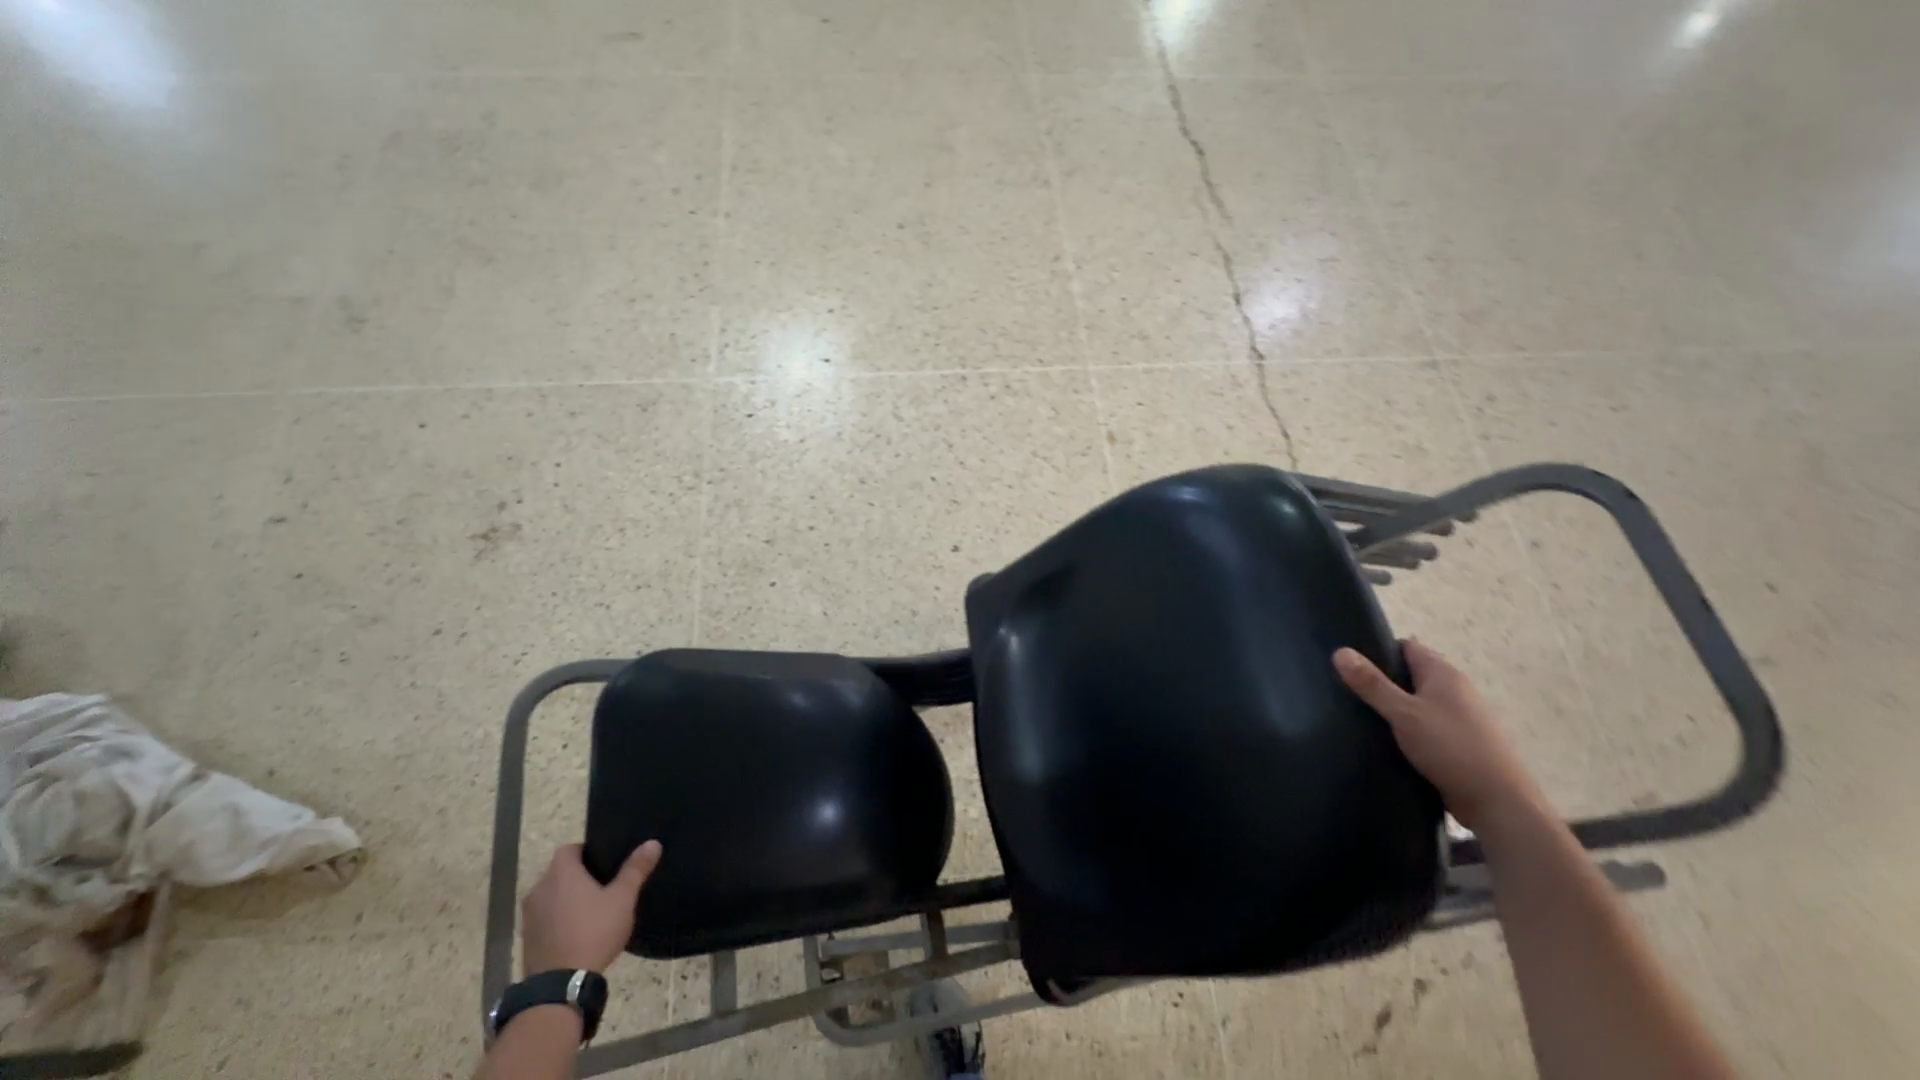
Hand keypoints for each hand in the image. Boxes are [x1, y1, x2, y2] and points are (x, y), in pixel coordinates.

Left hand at [521, 841, 661, 974]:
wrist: (561, 984)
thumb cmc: (593, 932)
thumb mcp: (622, 899)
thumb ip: (635, 870)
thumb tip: (652, 843)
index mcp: (561, 873)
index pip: (570, 849)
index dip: (588, 852)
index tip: (607, 864)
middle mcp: (539, 889)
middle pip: (560, 873)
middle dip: (580, 878)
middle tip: (605, 889)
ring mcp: (529, 916)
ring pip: (551, 897)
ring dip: (567, 901)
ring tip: (593, 913)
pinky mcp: (527, 939)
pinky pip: (545, 920)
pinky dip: (558, 921)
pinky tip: (578, 935)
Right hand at [1333, 640, 1544, 829]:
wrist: (1497, 800)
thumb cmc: (1450, 747)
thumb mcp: (1403, 713)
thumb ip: (1372, 684)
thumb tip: (1340, 651)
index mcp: (1444, 674)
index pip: (1407, 647)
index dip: (1379, 650)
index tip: (1350, 664)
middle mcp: (1457, 689)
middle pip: (1413, 675)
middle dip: (1384, 681)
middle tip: (1350, 692)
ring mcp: (1462, 717)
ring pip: (1420, 703)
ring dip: (1397, 708)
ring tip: (1363, 718)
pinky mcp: (1461, 743)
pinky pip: (1428, 726)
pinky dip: (1410, 730)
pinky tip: (1390, 743)